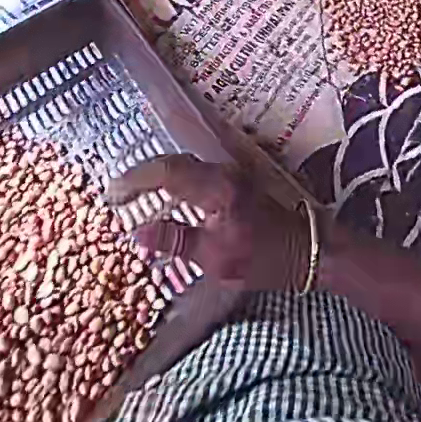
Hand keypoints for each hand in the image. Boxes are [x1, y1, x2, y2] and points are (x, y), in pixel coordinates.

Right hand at [105, 155, 311, 291]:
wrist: (307, 249)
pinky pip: (194, 171)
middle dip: (142, 173)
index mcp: (215, 188)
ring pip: (184, 164)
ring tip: (135, 192)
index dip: (136, 179)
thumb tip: (136, 233)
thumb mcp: (215, 258)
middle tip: (119, 191)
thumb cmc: (262, 258)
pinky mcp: (233, 178)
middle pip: (173, 162)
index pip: (166, 172)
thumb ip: (175, 241)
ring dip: (157, 174)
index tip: (113, 192)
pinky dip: (173, 179)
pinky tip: (164, 194)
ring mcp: (228, 172)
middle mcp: (220, 171)